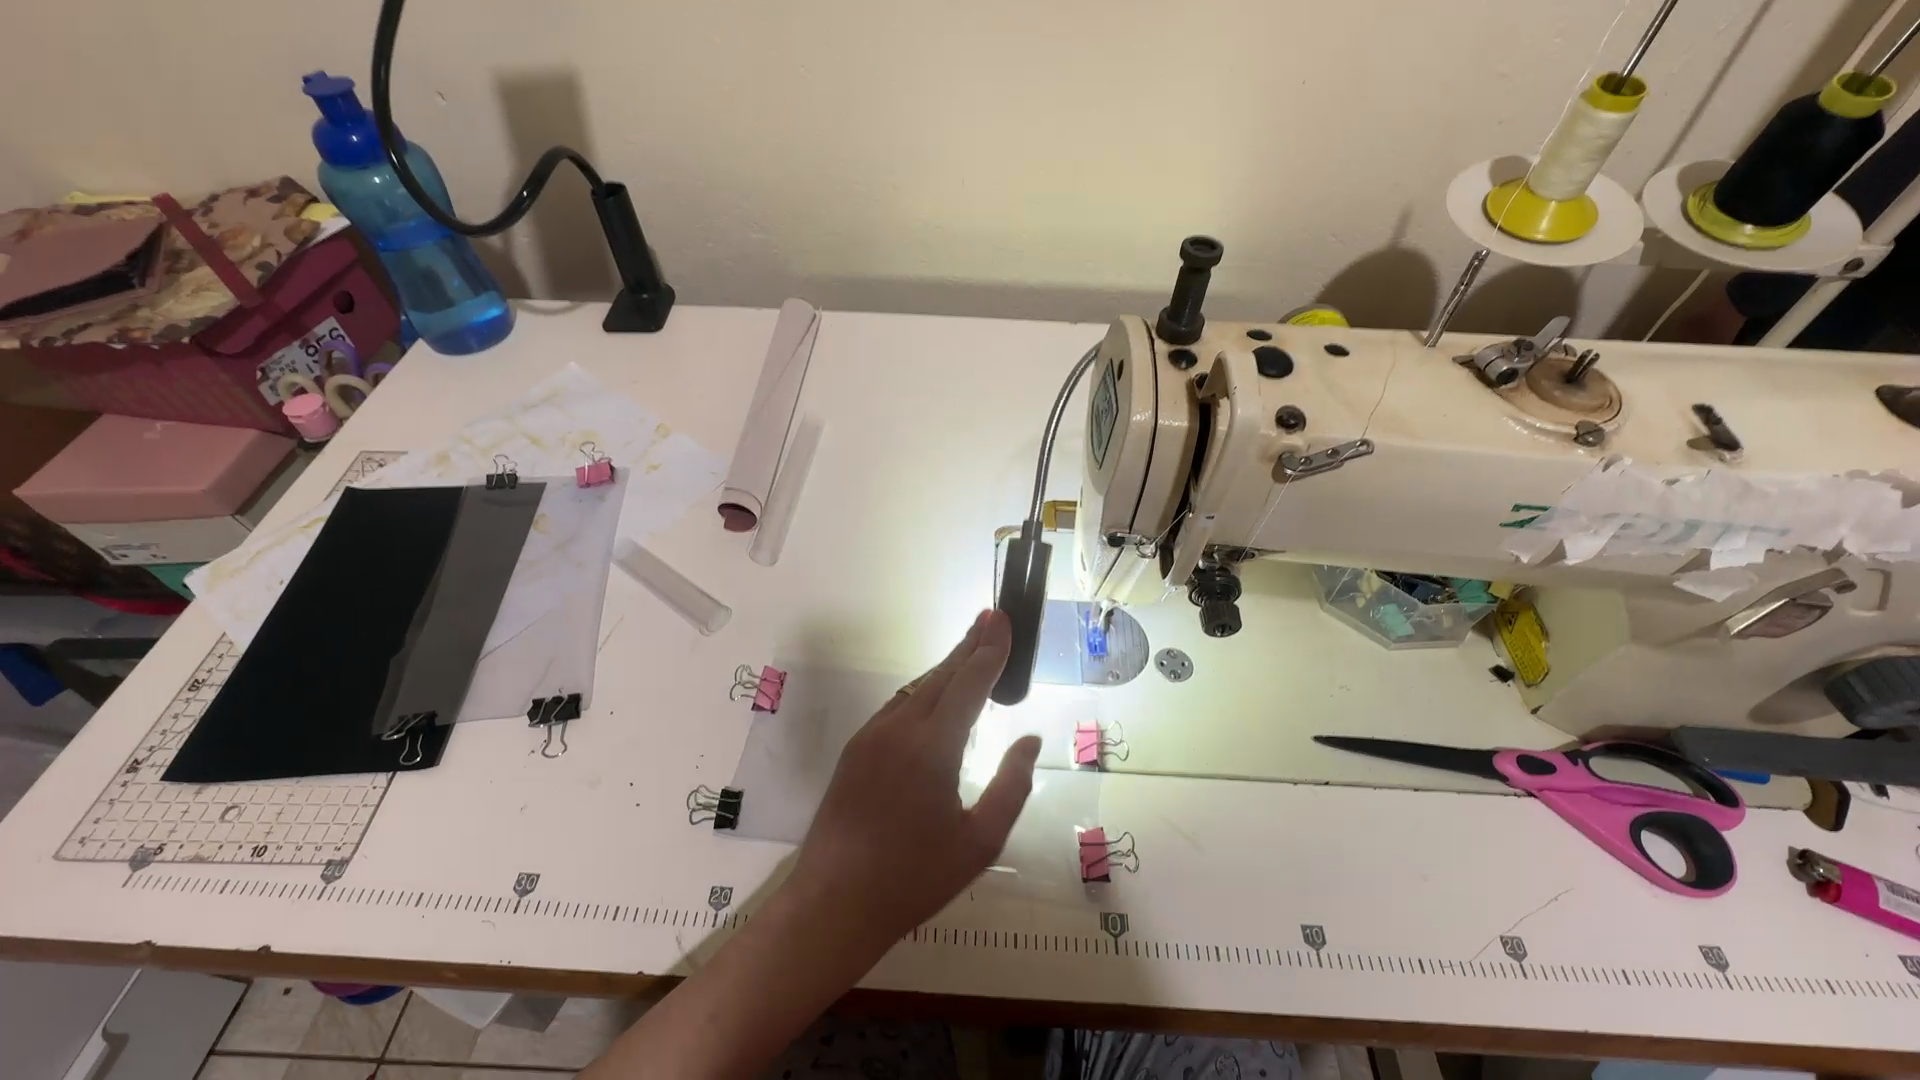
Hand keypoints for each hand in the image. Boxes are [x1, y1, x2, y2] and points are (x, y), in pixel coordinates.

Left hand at [783, 609, 1041, 948]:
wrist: (833, 902)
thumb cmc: (914, 878)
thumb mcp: (979, 841)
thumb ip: (1011, 786)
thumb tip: (1029, 740)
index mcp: (931, 747)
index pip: (968, 684)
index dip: (989, 651)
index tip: (1004, 620)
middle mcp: (897, 730)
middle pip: (940, 676)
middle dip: (968, 646)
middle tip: (990, 618)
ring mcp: (870, 738)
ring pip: (915, 690)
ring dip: (945, 669)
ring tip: (971, 651)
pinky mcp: (854, 752)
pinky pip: (896, 708)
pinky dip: (923, 693)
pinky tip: (935, 698)